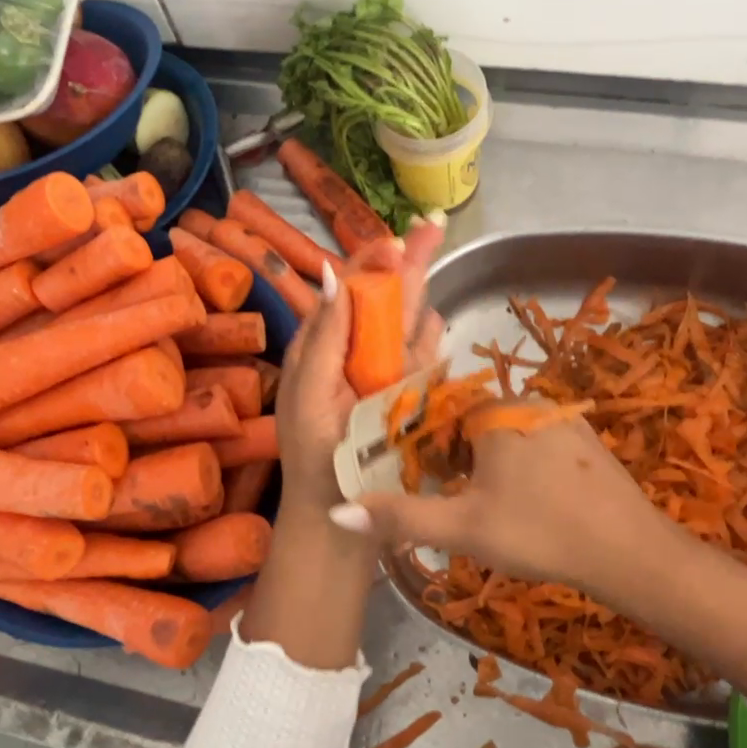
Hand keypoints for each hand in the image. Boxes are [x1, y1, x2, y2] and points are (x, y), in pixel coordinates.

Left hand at [274, 220, 445, 519]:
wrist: (341, 522)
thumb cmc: (316, 459)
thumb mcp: (311, 393)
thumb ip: (325, 336)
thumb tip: (333, 274)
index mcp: (322, 349)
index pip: (348, 293)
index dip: (370, 263)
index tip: (395, 240)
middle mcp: (354, 357)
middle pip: (384, 302)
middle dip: (406, 264)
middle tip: (432, 226)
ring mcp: (383, 379)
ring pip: (407, 327)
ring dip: (419, 295)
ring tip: (432, 249)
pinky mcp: (408, 401)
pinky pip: (422, 363)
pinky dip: (429, 342)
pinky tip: (435, 322)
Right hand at [333, 404, 746, 727]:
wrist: (629, 551)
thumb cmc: (539, 533)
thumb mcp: (462, 529)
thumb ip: (399, 517)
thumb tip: (337, 511)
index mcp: (493, 411)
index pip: (439, 414)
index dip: (425, 450)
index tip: (427, 486)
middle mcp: (528, 401)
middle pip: (471, 424)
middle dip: (458, 460)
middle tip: (462, 506)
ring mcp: (562, 417)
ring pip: (506, 435)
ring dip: (491, 466)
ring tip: (495, 511)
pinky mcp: (586, 438)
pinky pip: (538, 443)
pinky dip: (525, 467)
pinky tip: (533, 506)